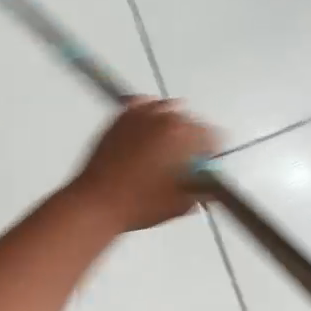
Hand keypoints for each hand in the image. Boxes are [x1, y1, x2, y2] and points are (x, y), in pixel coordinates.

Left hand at [67, 98, 218, 231]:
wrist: (97, 202)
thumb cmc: (140, 205)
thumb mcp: (182, 203)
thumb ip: (203, 189)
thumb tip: (210, 183)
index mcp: (185, 136)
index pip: (213, 135)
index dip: (212, 152)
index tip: (206, 165)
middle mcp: (165, 118)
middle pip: (191, 121)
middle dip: (192, 138)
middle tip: (185, 161)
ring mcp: (140, 114)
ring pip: (168, 109)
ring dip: (172, 124)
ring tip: (165, 146)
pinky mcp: (120, 117)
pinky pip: (142, 104)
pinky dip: (148, 112)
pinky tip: (147, 127)